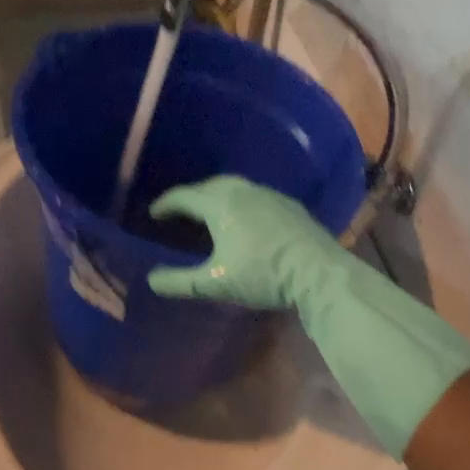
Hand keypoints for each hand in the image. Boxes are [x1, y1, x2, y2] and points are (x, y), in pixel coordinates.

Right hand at [146, 175, 469, 457]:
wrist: (318, 272)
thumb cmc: (263, 275)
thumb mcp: (215, 283)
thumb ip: (179, 282)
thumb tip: (151, 280)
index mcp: (221, 204)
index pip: (184, 196)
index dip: (165, 204)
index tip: (153, 213)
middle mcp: (244, 190)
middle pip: (210, 186)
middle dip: (192, 196)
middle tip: (180, 211)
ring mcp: (270, 195)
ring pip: (236, 188)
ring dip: (218, 196)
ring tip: (210, 213)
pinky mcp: (290, 206)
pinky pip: (255, 196)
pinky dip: (240, 202)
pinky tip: (245, 220)